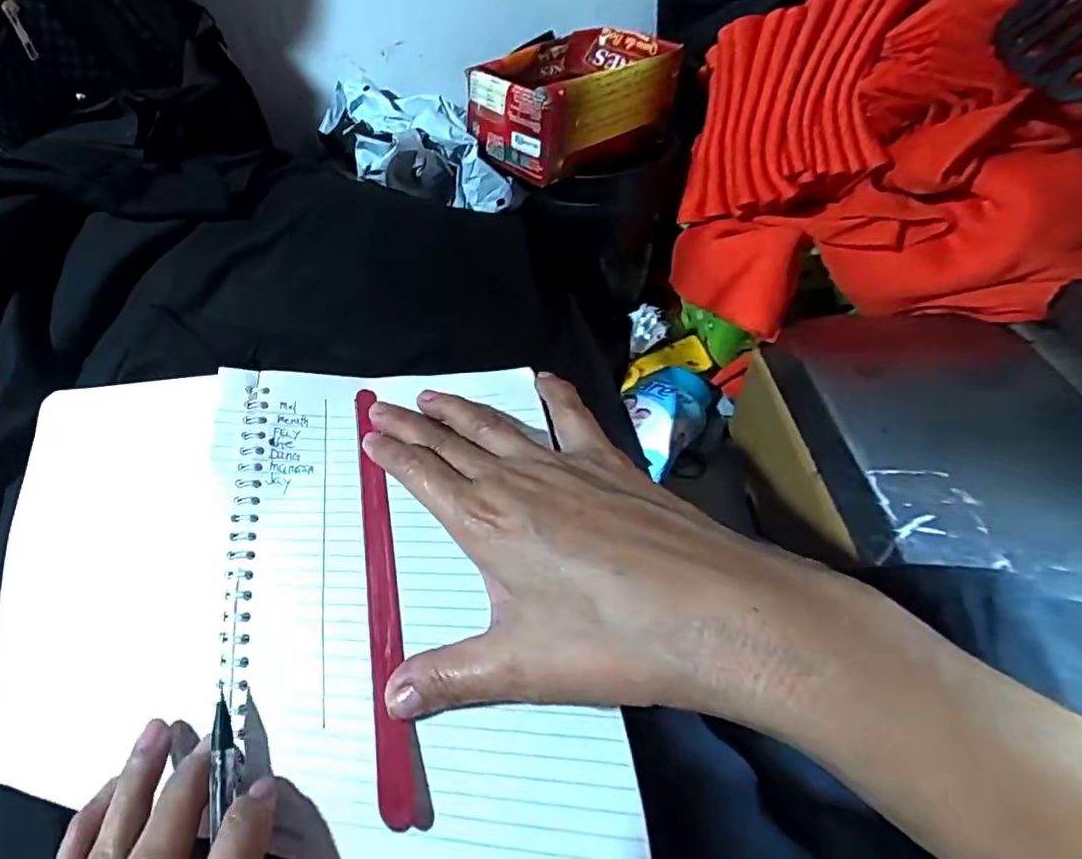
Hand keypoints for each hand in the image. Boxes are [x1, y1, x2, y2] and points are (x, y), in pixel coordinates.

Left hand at [56, 718, 276, 858]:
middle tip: (211, 739)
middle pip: (175, 816)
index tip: (266, 788)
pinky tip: (106, 788)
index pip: (234, 849)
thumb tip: (263, 817)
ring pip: (121, 817)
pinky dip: (92, 812)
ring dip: (141, 770)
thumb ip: (237, 855)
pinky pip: (74, 845)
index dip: (254, 815)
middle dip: (197, 772)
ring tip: (156, 729)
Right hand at [361, 373, 888, 738]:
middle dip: (411, 424)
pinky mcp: (608, 463)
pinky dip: (554, 395)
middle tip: (382, 405)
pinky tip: (543, 379)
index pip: (424, 477)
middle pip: (449, 443)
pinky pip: (572, 419)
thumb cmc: (609, 641)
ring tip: (433, 395)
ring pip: (495, 427)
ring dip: (459, 409)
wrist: (712, 612)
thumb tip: (390, 702)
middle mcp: (514, 483)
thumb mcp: (520, 668)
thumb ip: (451, 679)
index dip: (393, 455)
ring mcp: (563, 466)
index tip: (370, 435)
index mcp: (485, 524)